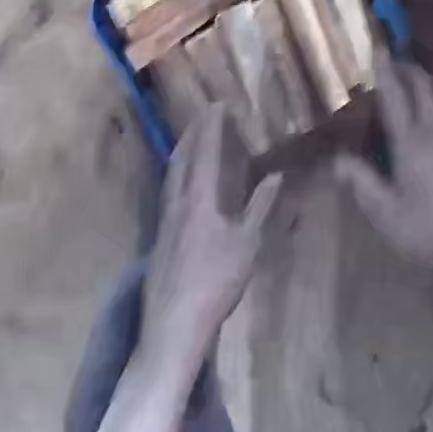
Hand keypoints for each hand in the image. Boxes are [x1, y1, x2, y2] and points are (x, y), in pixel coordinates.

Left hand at [141, 108, 281, 367]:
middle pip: (180, 159)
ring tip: (189, 140)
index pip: (204, 153)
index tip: (216, 105)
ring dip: (180, 153)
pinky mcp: (157, 239)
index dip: (210, 128)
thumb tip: (275, 175)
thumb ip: (259, 207)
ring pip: (169, 176)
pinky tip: (181, 185)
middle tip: (202, 115)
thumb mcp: (247, 244)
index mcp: (199, 200)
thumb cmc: (216, 283)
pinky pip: (166, 192)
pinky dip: (176, 175)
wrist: (174, 326)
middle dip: (191, 134)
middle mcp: (176, 203)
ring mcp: (163, 222)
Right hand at [333, 54, 432, 269]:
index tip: (377, 47)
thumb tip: (336, 159)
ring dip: (417, 87)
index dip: (385, 71)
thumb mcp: (386, 213)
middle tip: (388, 59)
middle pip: (423, 88)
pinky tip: (415, 120)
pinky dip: (424, 106)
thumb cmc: (429, 227)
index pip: (395, 96)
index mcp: (411, 142)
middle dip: (407, 69)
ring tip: (398, 85)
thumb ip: (361, 182)